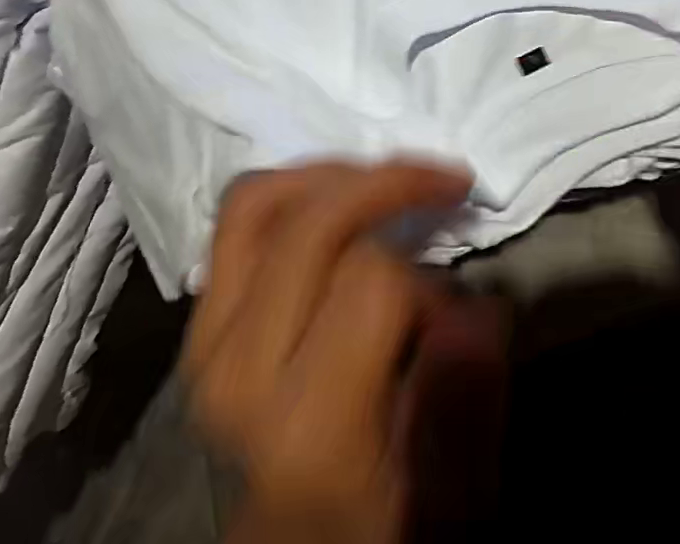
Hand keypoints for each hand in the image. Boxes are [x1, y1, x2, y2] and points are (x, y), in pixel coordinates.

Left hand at [182, 163, 506, 543]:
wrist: (289, 543)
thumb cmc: (379, 518)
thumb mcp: (449, 489)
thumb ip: (465, 400)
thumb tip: (479, 310)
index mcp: (309, 420)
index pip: (374, 281)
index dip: (434, 283)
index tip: (460, 314)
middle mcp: (241, 370)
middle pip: (311, 223)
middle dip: (392, 182)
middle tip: (448, 182)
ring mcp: (207, 341)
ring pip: (259, 202)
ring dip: (335, 173)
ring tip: (393, 179)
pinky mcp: (199, 325)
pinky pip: (240, 221)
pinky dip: (297, 192)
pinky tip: (344, 202)